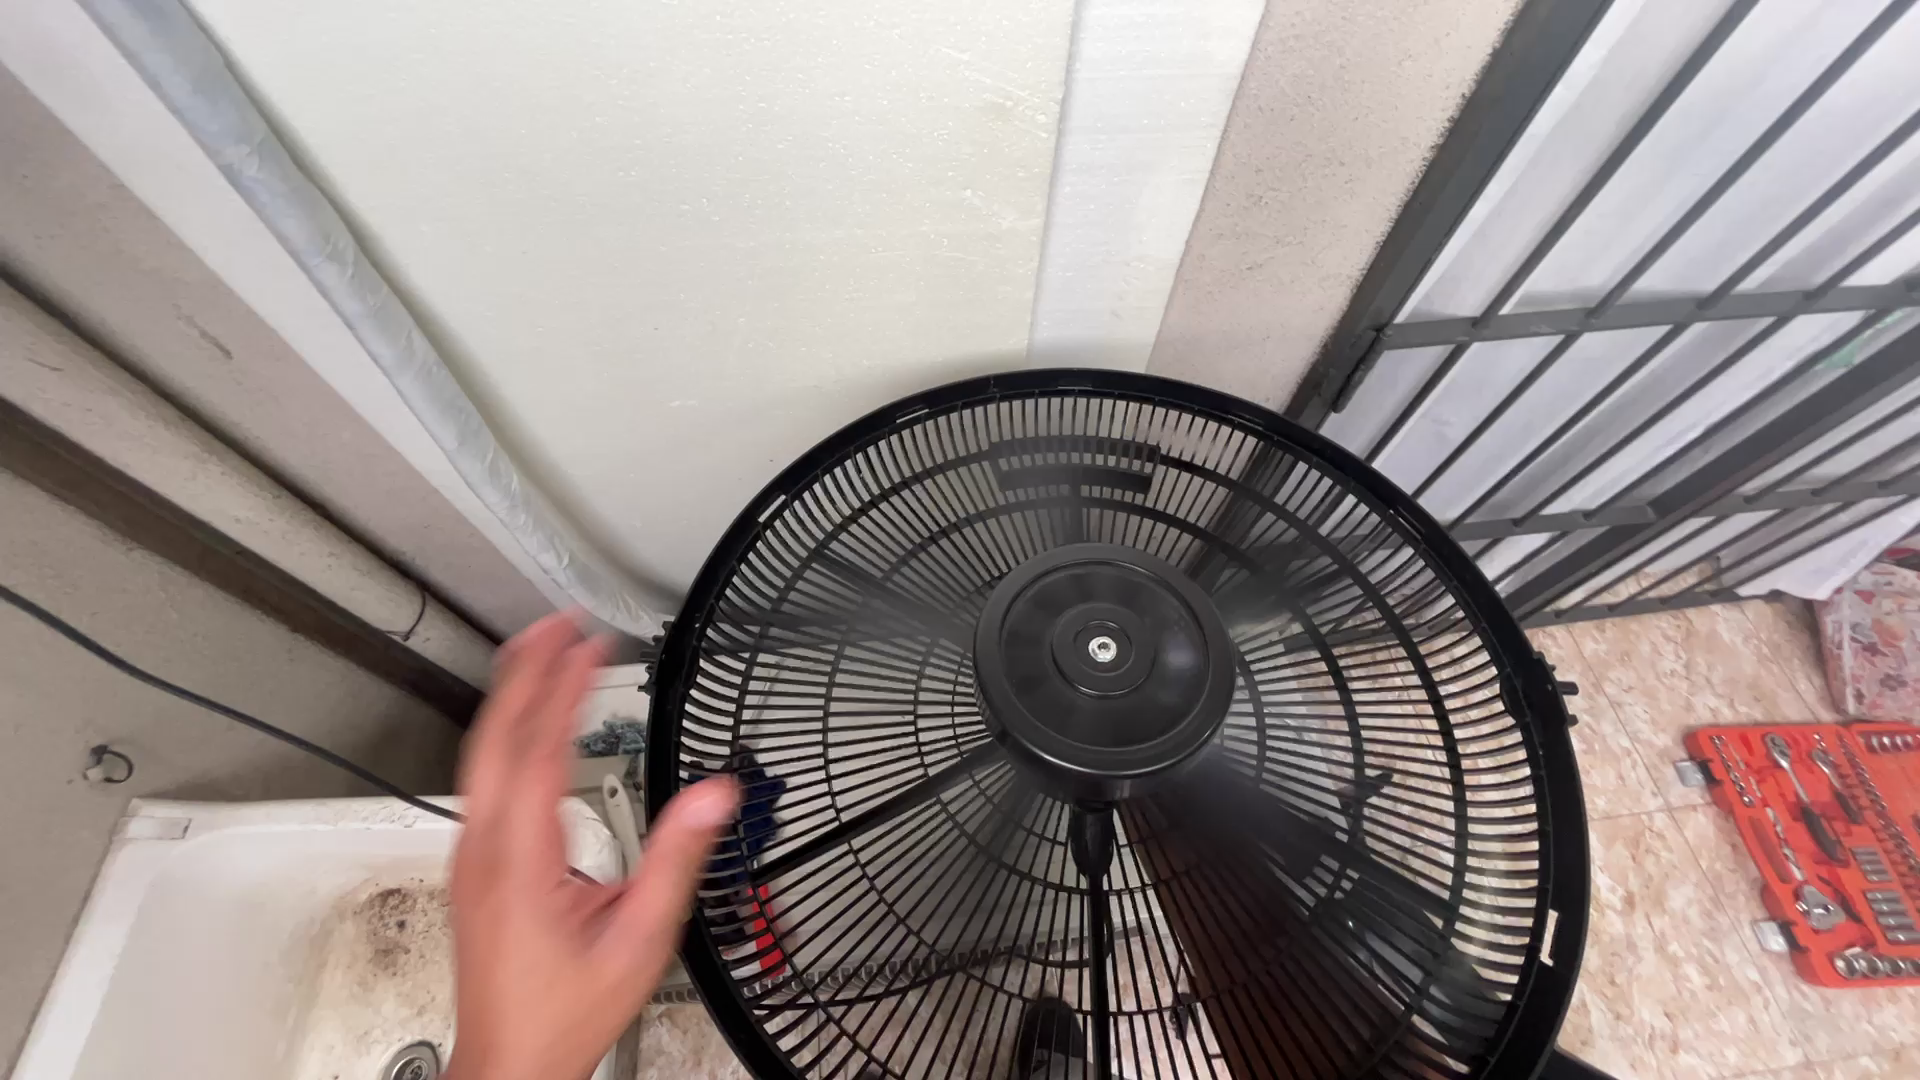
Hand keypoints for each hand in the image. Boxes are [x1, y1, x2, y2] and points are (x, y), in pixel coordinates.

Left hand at [444, 612, 738, 1079]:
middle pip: (495, 736)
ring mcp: (476, 851)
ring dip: (513, 693)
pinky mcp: (481, 859)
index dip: (565, 688)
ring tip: (543, 649)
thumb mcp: (642, 935)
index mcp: (522, 856)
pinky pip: (488, 774)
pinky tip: (529, 716)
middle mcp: (487, 845)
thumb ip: (678, 857)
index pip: (539, 749)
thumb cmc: (569, 1007)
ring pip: (483, 752)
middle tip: (560, 623)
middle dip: (526, 670)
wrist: (512, 1064)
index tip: (592, 644)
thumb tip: (717, 792)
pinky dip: (509, 728)